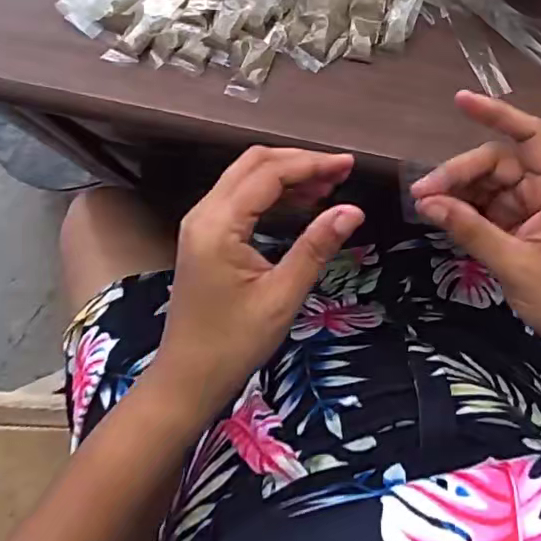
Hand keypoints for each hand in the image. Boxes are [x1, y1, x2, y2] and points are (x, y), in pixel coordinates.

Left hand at [152, 147, 365, 418]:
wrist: (187, 379)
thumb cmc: (233, 343)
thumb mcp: (282, 296)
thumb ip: (316, 247)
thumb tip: (352, 212)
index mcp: (219, 225)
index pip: (268, 173)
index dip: (311, 163)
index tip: (348, 165)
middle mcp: (204, 214)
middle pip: (254, 164)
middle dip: (300, 162)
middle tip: (341, 171)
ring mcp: (201, 223)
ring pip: (247, 177)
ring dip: (287, 174)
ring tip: (329, 185)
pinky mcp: (206, 235)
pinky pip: (241, 197)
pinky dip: (273, 193)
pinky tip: (302, 203)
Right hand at [411, 91, 540, 363]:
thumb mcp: (514, 264)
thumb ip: (470, 230)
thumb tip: (427, 202)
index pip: (530, 135)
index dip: (497, 114)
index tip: (460, 101)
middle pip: (495, 161)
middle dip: (458, 172)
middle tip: (423, 194)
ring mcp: (527, 205)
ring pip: (484, 182)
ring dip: (454, 190)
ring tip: (425, 205)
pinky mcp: (515, 223)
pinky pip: (482, 204)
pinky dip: (460, 208)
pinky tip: (439, 215)